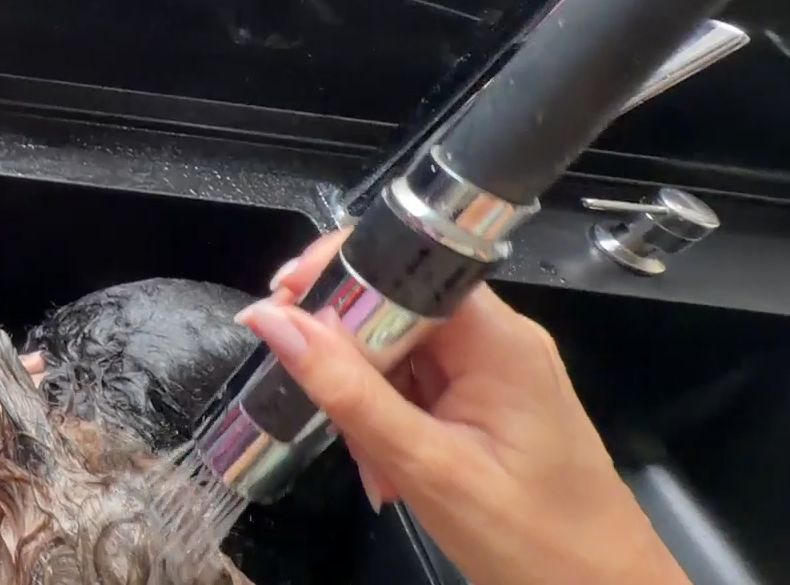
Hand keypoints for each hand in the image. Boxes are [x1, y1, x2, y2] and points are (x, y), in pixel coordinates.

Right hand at [237, 234, 687, 584]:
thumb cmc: (541, 548)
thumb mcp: (426, 466)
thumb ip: (344, 388)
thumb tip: (268, 318)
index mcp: (494, 338)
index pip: (401, 261)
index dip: (335, 269)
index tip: (282, 301)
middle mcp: (491, 337)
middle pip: (384, 301)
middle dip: (337, 345)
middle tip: (313, 391)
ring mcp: (485, 366)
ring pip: (383, 340)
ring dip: (354, 386)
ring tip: (364, 451)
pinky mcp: (476, 393)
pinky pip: (401, 374)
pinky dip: (376, 407)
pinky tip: (382, 455)